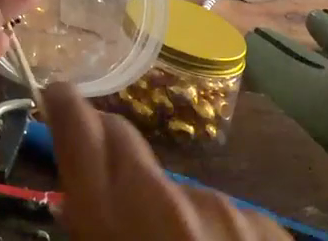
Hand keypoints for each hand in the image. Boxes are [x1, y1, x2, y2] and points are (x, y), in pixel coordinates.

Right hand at [46, 82, 289, 238]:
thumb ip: (87, 228)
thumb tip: (75, 203)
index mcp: (108, 213)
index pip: (76, 123)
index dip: (64, 105)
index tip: (57, 100)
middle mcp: (159, 196)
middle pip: (120, 135)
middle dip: (109, 150)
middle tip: (111, 189)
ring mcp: (220, 209)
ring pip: (176, 186)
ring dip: (171, 210)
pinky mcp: (270, 230)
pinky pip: (229, 216)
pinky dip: (220, 236)